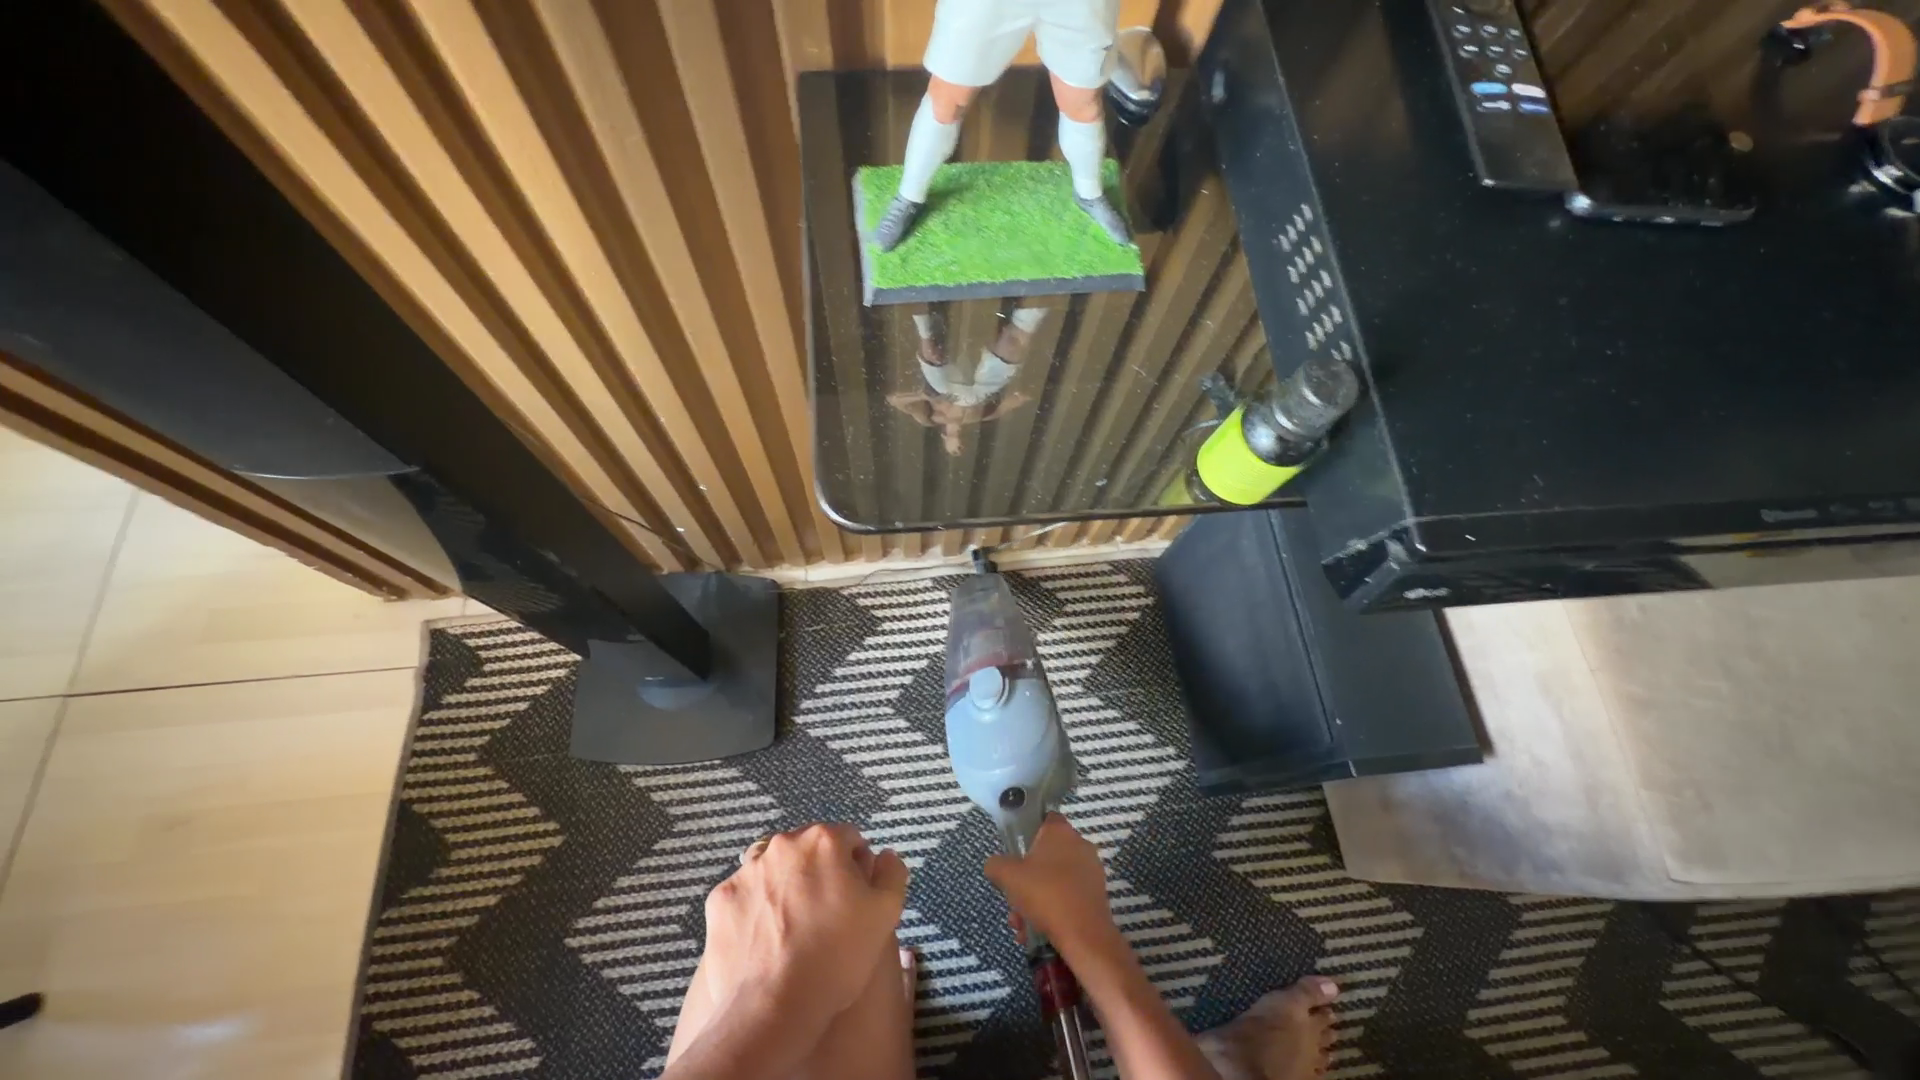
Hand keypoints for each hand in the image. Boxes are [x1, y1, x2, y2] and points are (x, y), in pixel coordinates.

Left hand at [700, 824, 908, 1034]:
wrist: (773, 1008)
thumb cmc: (837, 957)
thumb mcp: (886, 914)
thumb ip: (892, 873)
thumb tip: (885, 856)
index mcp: (823, 840)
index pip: (848, 839)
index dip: (858, 868)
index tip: (856, 899)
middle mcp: (781, 844)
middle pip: (809, 850)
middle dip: (820, 872)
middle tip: (827, 914)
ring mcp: (746, 871)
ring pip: (774, 868)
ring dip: (786, 885)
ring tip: (794, 927)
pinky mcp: (719, 900)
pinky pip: (746, 895)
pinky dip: (756, 908)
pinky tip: (766, 939)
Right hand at [984, 813, 1121, 964]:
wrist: (1084, 934)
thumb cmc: (1045, 894)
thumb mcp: (1008, 876)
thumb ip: (996, 865)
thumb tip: (996, 866)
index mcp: (1060, 831)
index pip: (1043, 819)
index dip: (1027, 832)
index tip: (1015, 852)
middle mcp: (1079, 845)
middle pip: (1045, 855)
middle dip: (1025, 879)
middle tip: (1013, 899)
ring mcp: (1090, 871)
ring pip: (1053, 880)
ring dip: (1034, 900)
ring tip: (1021, 924)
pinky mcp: (1096, 895)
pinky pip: (1066, 896)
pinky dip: (1051, 911)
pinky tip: (1036, 931)